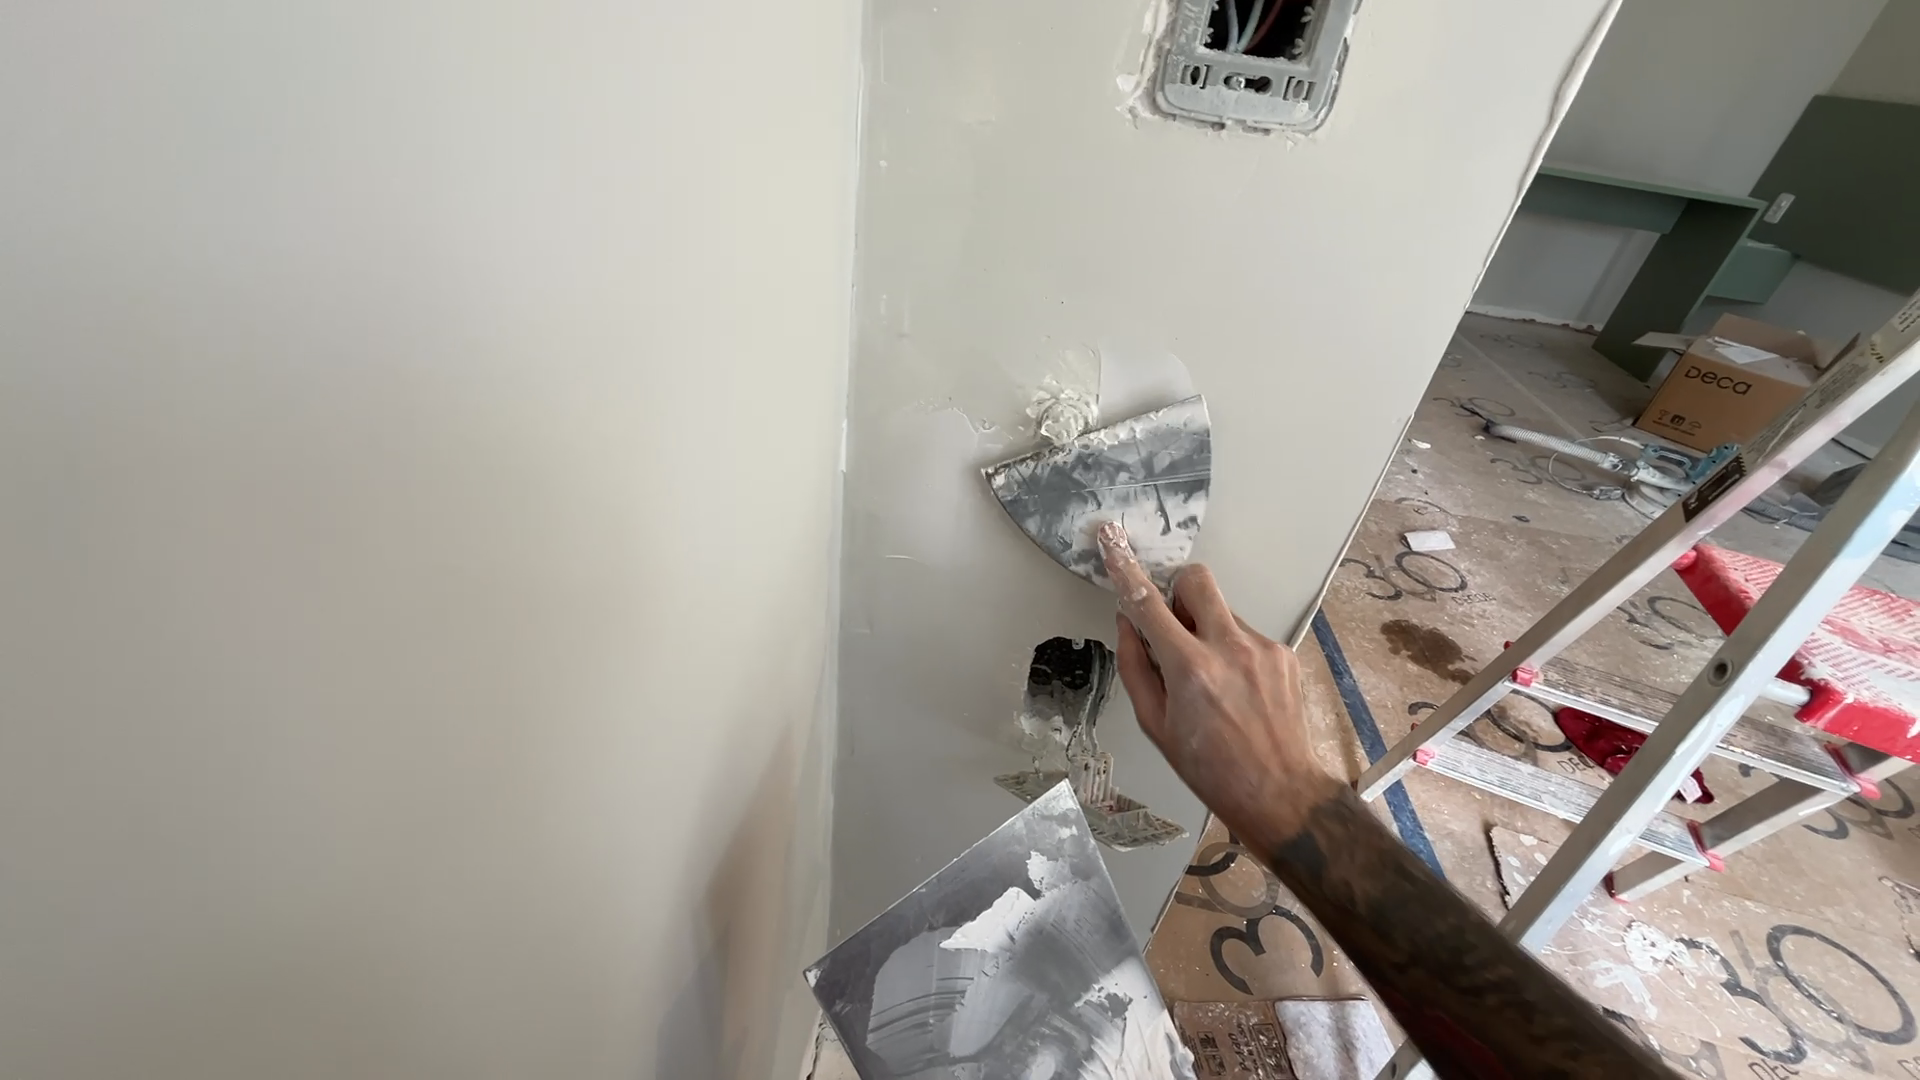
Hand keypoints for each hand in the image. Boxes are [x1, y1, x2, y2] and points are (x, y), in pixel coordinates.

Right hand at [1096, 521, 1338, 838]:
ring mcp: (1261, 649)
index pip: (1147, 604)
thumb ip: (1135, 666)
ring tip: (1211, 679)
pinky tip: (1235, 687)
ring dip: (1206, 628)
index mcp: (1190, 669)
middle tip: (1175, 626)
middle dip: (1178, 589)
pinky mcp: (1283, 654)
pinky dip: (1230, 648)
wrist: (1280, 793)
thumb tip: (1128, 623)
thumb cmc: (1209, 766)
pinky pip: (1244, 632)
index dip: (1125, 569)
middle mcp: (1228, 648)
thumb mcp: (1155, 724)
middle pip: (1196, 579)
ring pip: (1221, 609)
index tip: (1112, 541)